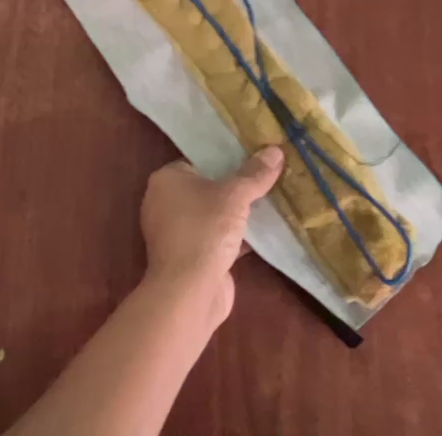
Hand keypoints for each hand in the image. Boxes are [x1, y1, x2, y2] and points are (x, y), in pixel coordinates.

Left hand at [139, 147, 283, 320]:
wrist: (190, 292)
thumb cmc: (204, 230)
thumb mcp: (234, 195)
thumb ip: (254, 174)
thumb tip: (275, 150)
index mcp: (166, 180)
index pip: (198, 161)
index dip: (225, 160)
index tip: (253, 158)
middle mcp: (165, 203)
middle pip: (207, 188)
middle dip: (235, 188)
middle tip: (266, 179)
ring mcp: (176, 233)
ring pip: (213, 215)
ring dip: (237, 214)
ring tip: (270, 202)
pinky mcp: (190, 257)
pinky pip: (217, 238)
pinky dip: (236, 236)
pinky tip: (264, 232)